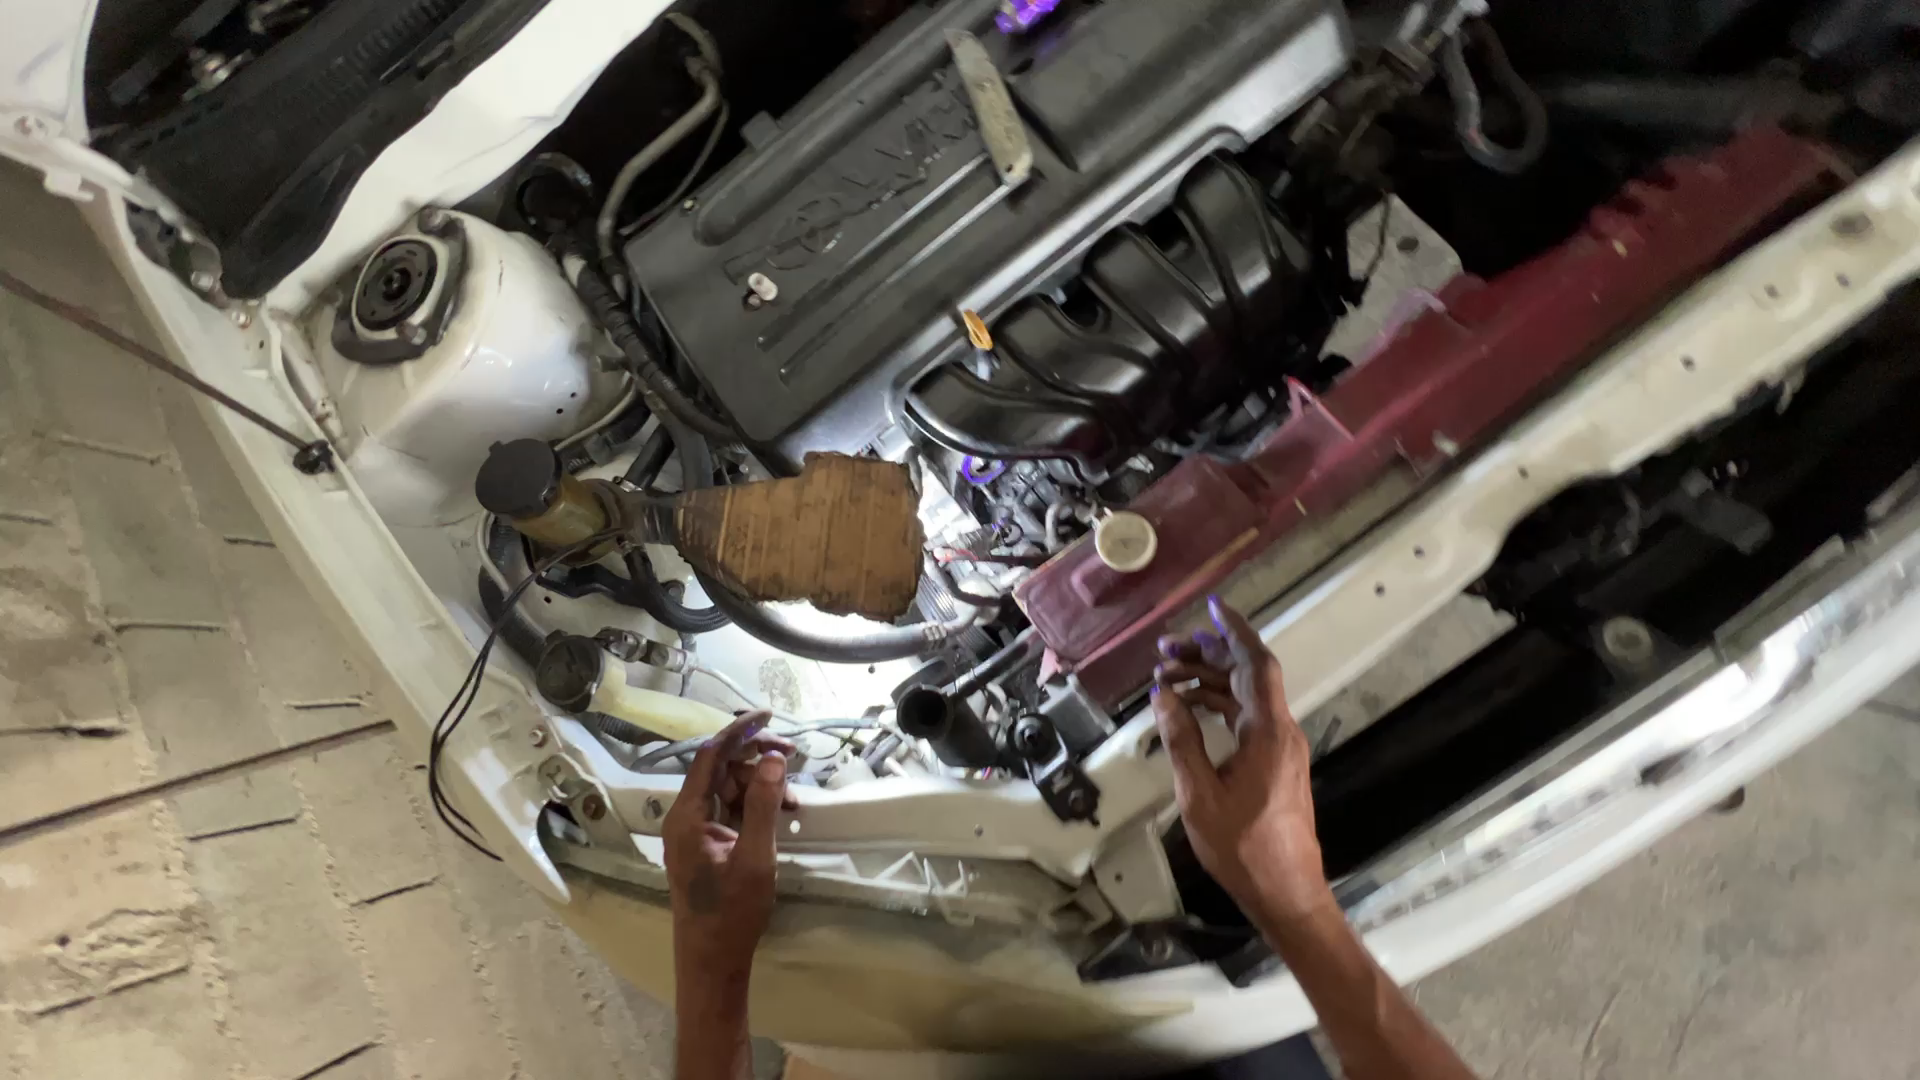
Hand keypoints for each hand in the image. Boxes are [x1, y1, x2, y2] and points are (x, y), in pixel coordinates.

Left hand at [663, 711, 796, 979]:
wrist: (712, 964)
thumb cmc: (731, 913)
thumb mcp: (755, 856)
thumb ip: (763, 804)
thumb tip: (774, 758)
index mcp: (687, 816)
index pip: (710, 755)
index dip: (739, 730)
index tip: (770, 714)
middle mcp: (685, 817)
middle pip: (721, 768)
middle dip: (757, 757)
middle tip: (794, 756)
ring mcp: (695, 831)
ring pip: (729, 787)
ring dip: (761, 783)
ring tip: (794, 797)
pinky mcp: (706, 844)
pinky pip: (731, 808)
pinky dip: (756, 803)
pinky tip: (781, 811)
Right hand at [1152, 598, 1333, 928]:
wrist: (1286, 892)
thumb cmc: (1242, 846)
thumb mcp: (1199, 794)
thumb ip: (1181, 739)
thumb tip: (1163, 694)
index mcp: (1267, 732)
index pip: (1255, 664)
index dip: (1235, 630)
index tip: (1213, 605)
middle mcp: (1279, 730)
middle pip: (1245, 674)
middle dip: (1206, 654)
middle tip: (1164, 649)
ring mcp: (1279, 745)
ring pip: (1242, 694)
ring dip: (1207, 679)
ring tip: (1165, 676)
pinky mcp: (1273, 760)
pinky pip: (1243, 716)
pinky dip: (1215, 704)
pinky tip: (1186, 707)